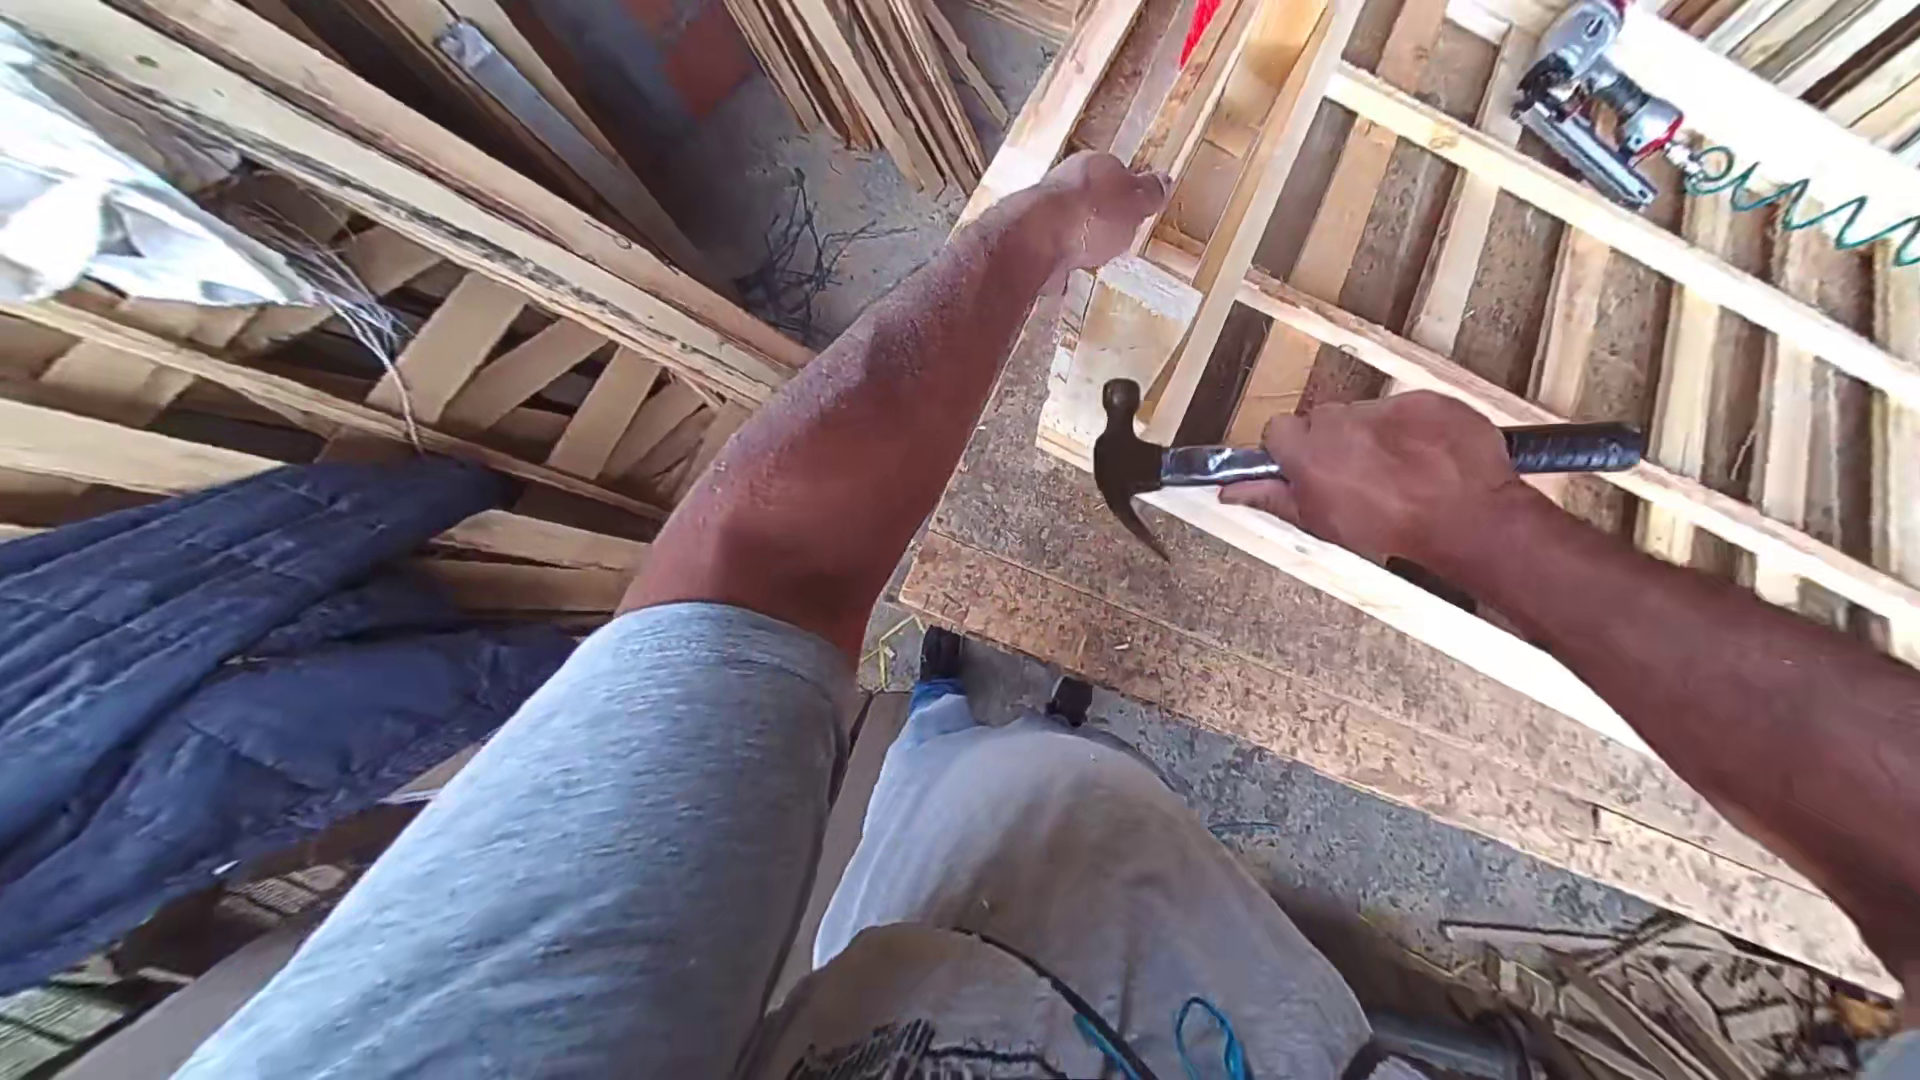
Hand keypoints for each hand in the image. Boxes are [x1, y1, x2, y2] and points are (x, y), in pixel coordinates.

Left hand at [1027, 152, 1170, 272]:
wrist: (1036, 242)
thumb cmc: (1091, 216)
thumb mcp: (1133, 204)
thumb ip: (1148, 195)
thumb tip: (1164, 181)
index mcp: (1093, 166)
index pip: (1116, 172)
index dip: (1127, 193)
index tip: (1134, 213)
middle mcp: (1063, 183)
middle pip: (1086, 197)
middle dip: (1098, 216)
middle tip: (1112, 237)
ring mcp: (1040, 213)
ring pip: (1064, 222)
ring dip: (1074, 238)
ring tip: (1089, 258)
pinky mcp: (1026, 244)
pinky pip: (1048, 251)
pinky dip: (1056, 261)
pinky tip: (1065, 274)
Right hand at [1219, 391, 1532, 566]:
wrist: (1465, 518)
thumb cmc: (1388, 526)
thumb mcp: (1317, 520)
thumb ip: (1269, 497)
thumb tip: (1228, 492)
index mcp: (1306, 450)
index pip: (1277, 430)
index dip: (1290, 448)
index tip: (1302, 465)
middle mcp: (1339, 421)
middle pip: (1321, 420)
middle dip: (1331, 441)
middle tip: (1352, 473)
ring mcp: (1384, 407)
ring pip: (1362, 413)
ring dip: (1370, 434)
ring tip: (1394, 467)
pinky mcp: (1424, 399)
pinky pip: (1404, 408)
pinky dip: (1410, 427)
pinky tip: (1422, 456)